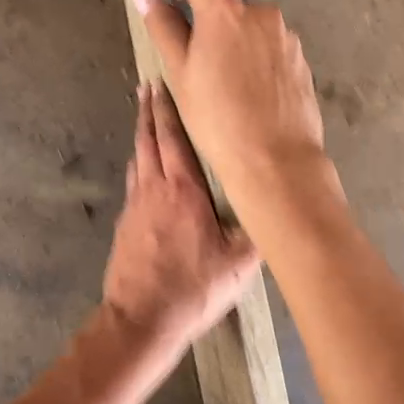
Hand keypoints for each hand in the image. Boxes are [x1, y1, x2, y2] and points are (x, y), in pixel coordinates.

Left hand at [101, 84, 259, 350]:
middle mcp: (155, 189)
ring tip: (144, 117)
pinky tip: (141, 167)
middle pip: (149, 140)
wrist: (140, 320)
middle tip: (146, 87)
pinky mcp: (126, 224)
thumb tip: (277, 209)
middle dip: (149, 111)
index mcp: (184, 190)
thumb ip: (258, 232)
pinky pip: (133, 180)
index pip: (174, 138)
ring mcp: (136, 206)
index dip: (167, 109)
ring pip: (138, 158)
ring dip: (141, 134)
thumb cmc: (192, 288)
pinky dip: (138, 162)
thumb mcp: (239, 264)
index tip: (161, 84)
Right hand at [134, 0, 337, 211]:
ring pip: (248, 32)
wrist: (276, 160)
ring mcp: (284, 34)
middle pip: (223, 10)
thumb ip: (164, 27)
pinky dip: (256, 65)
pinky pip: (269, 50)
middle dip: (210, 30)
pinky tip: (253, 98)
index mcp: (222, 13)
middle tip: (203, 73)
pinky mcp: (300, 55)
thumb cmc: (217, 118)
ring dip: (236, 50)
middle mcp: (257, 13)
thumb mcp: (180, 74)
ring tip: (231, 95)